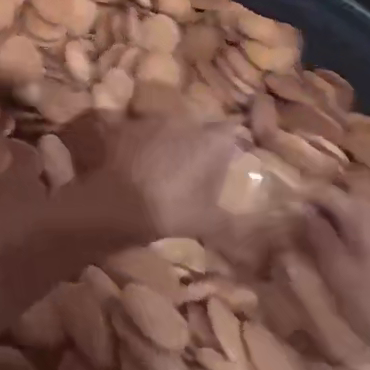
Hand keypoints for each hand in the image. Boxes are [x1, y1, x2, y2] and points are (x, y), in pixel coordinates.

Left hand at [80, 117, 243, 242]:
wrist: (115, 201)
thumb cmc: (170, 209)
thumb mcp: (209, 223)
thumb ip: (233, 226)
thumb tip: (254, 250)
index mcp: (209, 140)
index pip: (232, 131)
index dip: (234, 142)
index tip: (235, 156)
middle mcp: (181, 121)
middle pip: (197, 127)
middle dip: (199, 142)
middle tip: (198, 166)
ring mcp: (149, 119)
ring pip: (167, 126)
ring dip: (169, 140)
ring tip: (166, 165)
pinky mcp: (123, 123)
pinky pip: (140, 130)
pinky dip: (142, 142)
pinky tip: (138, 160)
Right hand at [304, 190, 369, 369]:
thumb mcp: (334, 268)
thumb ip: (315, 232)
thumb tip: (300, 206)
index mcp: (364, 215)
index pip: (324, 191)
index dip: (300, 197)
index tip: (279, 210)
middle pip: (343, 204)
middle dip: (317, 213)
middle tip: (293, 229)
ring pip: (358, 223)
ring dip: (335, 229)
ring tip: (314, 246)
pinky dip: (353, 243)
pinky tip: (344, 263)